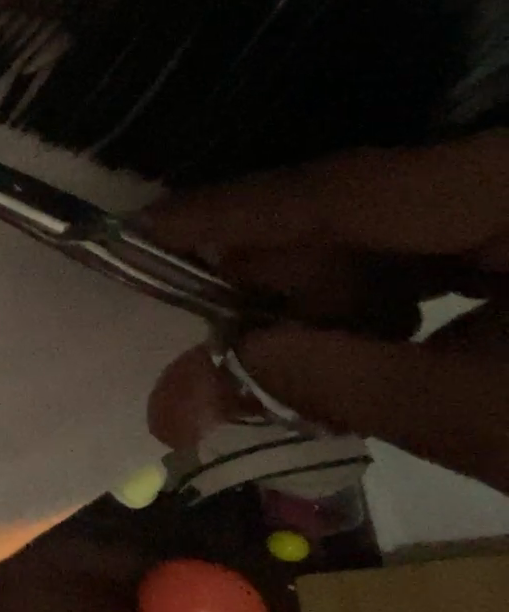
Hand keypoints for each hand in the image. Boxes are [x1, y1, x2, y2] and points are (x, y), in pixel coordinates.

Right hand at [145, 130, 508, 490]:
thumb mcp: (505, 423)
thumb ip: (347, 380)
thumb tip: (238, 354)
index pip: (353, 189)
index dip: (231, 215)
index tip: (139, 234)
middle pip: (364, 227)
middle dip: (269, 304)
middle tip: (196, 388)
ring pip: (401, 255)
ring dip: (322, 325)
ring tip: (266, 393)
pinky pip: (454, 275)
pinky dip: (390, 326)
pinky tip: (354, 370)